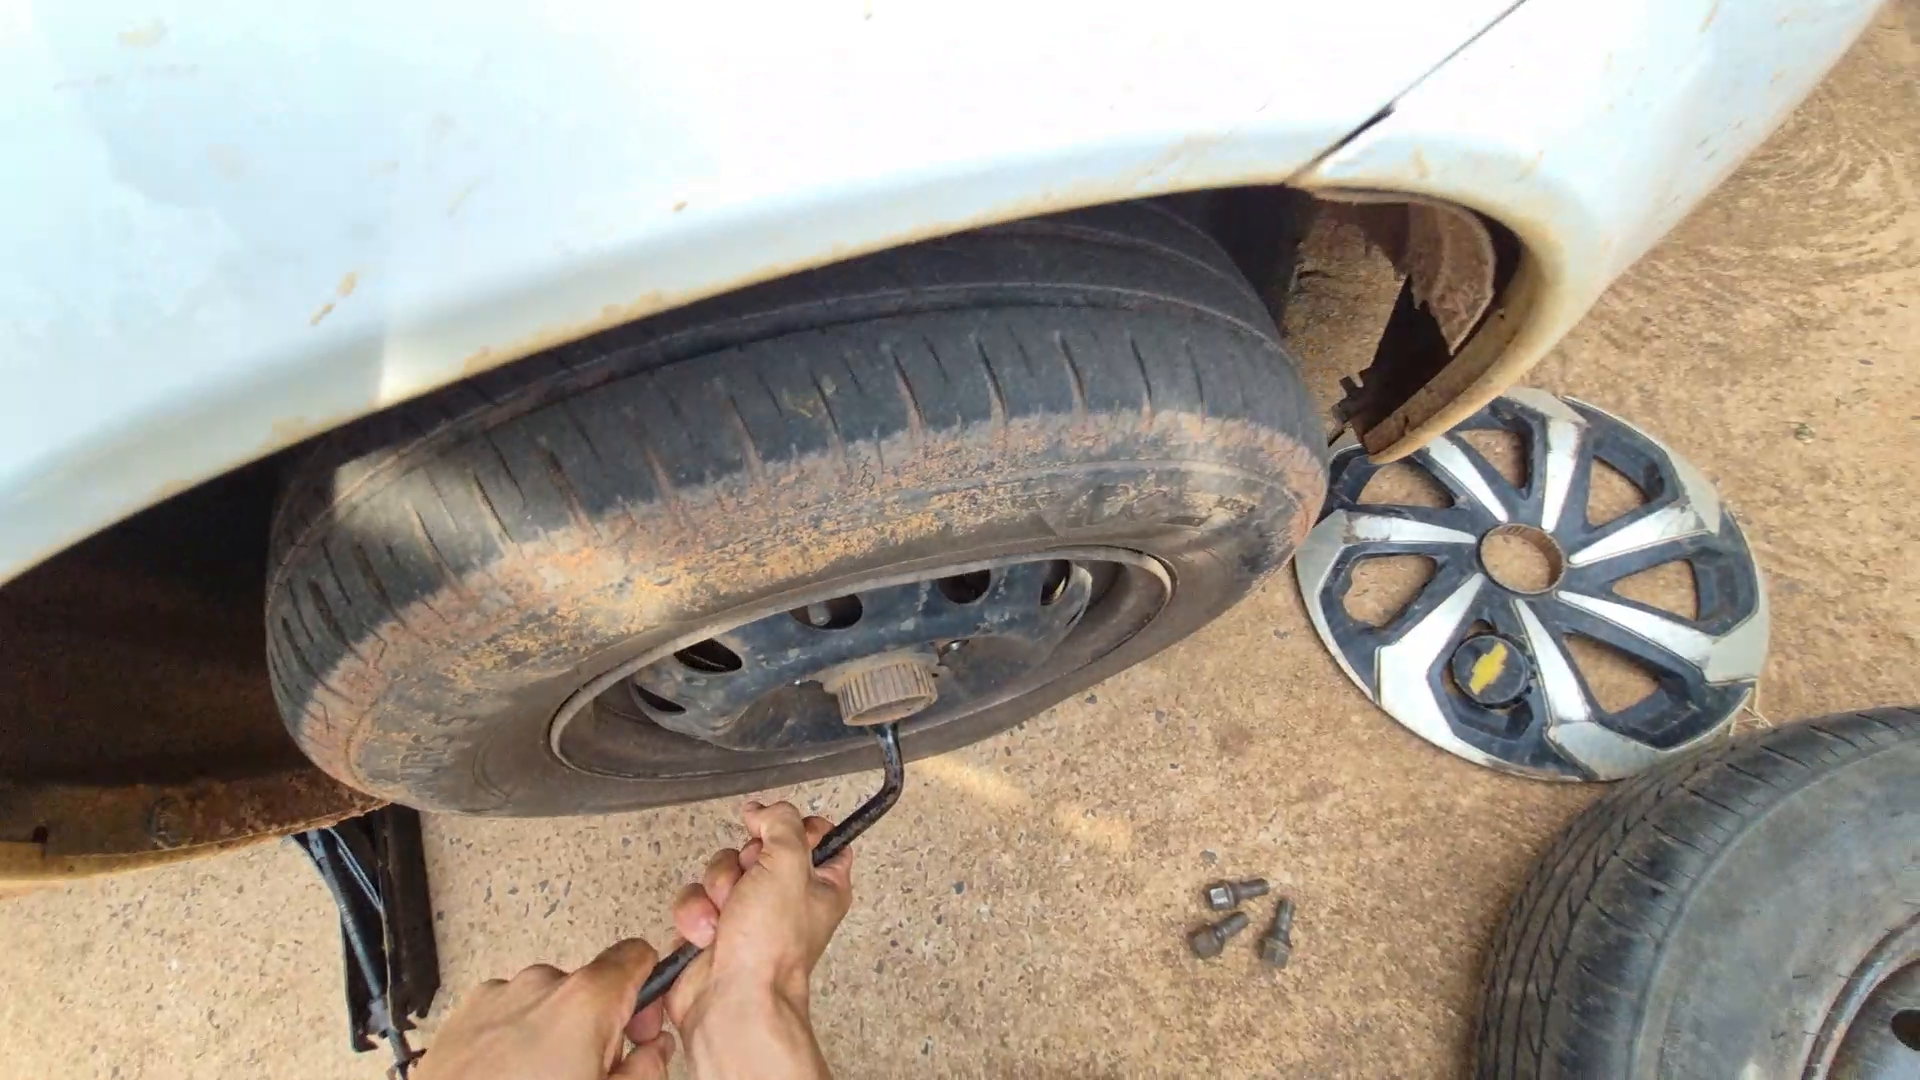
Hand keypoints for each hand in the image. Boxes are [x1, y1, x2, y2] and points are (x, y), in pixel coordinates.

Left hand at [413, 938, 674, 1079]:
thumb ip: (648, 1068)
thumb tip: (650, 1048)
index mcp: (587, 998)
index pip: (638, 955)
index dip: (647, 993)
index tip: (636, 1032)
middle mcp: (542, 983)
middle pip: (592, 987)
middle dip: (596, 1025)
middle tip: (583, 1076)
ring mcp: (496, 998)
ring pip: (546, 1004)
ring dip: (551, 1035)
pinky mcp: (458, 1021)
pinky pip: (504, 1016)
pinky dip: (511, 1041)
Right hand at [663, 800, 853, 1078]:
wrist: (732, 1004)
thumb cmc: (771, 947)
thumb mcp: (789, 862)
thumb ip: (782, 823)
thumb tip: (765, 809)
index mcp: (822, 881)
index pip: (815, 833)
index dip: (792, 826)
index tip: (776, 830)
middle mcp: (787, 896)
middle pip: (759, 846)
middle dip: (744, 862)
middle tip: (750, 881)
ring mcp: (749, 913)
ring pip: (723, 869)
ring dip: (717, 890)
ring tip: (726, 916)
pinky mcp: (713, 930)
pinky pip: (695, 899)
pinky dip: (695, 915)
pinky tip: (706, 936)